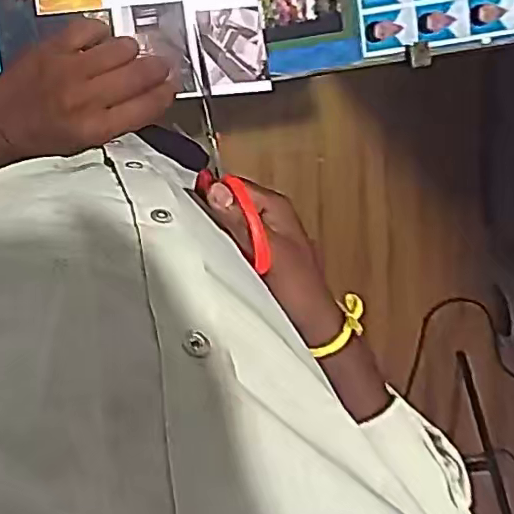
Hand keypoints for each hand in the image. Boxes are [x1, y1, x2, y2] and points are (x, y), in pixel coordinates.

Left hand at [0, 18, 175, 191]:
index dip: (166, 92)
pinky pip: (90, 28)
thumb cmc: (34, 138)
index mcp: (95, 128)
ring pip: (122, 47)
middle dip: (157, 67)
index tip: (170, 85)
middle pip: (141, 73)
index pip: (149, 105)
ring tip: (125, 54)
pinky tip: (96, 40)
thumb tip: (146, 99)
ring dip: (130, 49)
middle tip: (157, 65)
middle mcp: (85, 98)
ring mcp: (68, 70)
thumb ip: (115, 122)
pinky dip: (99, 32)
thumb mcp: (82, 143)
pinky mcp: (51, 49)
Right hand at [199, 178, 393, 421]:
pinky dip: (222, 248)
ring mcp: (261, 233)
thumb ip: (240, 218)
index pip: (231, 184)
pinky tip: (225, 260)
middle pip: (226, 202)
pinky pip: (228, 240)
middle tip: (212, 235)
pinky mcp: (254, 251)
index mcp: (275, 206)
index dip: (212, 196)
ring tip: (222, 251)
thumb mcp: (267, 249)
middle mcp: (269, 215)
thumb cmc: (299, 291)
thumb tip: (217, 191)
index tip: (202, 212)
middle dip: (213, 216)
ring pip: (225, 221)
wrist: (311, 329)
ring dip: (217, 234)